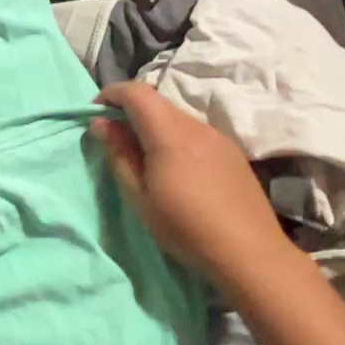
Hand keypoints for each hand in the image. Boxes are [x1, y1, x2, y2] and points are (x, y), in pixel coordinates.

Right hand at [91, 81, 305, 289]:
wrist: (249, 252)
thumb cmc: (184, 227)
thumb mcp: (139, 197)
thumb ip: (119, 154)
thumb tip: (101, 122)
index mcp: (170, 135)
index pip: (137, 93)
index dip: (112, 94)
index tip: (95, 112)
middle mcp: (197, 127)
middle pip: (158, 102)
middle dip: (130, 110)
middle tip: (114, 138)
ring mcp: (218, 138)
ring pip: (177, 117)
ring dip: (153, 125)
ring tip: (143, 158)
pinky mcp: (231, 152)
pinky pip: (195, 132)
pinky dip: (174, 137)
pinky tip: (175, 170)